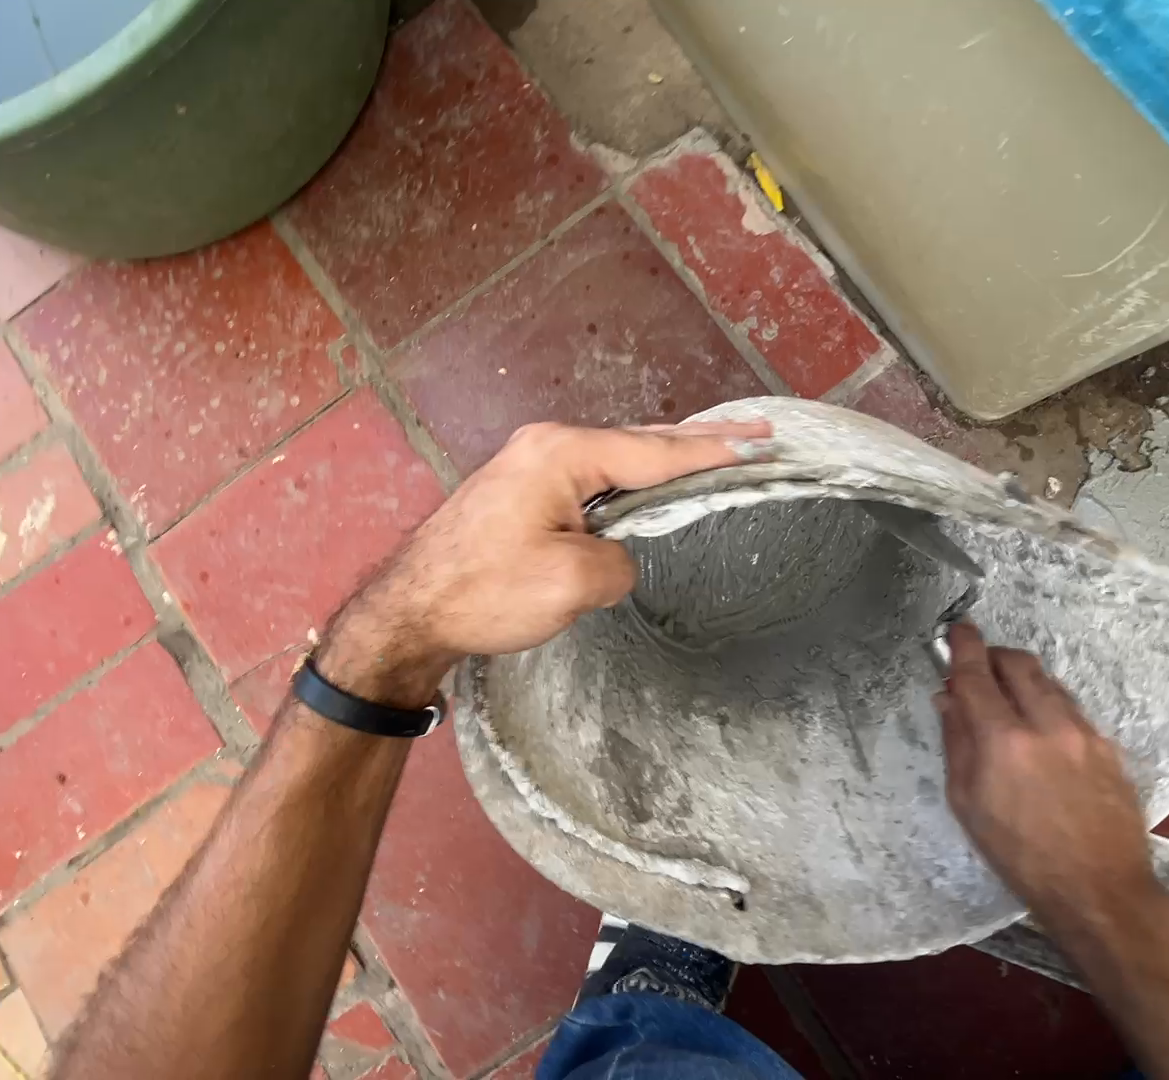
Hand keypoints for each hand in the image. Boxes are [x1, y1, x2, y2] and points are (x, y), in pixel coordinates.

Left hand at [315, 420, 770, 705]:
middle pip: (639, 441)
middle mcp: (547, 445)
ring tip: (715, 450)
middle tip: (754, 433)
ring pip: (615, 457)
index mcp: (562, 455)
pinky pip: (592, 475)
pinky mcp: (521, 489)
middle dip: (698, 440)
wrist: (409, 609)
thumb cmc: (484, 593)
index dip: (712, 453)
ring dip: (664, 457)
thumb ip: (619, 561)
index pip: (654, 452)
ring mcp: (530, 464)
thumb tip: (615, 553)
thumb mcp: (571, 584)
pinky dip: (630, 477)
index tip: (759, 445)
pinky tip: (648, 481)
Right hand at [936, 622, 1159, 926]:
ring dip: (1022, 678)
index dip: (962, 646)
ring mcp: (1085, 735)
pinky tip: (1040, 731)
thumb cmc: (1017, 851)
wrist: (1098, 889)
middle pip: (1019, 663)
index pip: (976, 675)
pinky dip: (1048, 704)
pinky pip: (1072, 708)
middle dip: (994, 655)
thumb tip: (948, 699)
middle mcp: (1047, 726)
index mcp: (1004, 741)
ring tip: (1008, 700)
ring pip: (1049, 681)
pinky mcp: (1109, 748)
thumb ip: (956, 741)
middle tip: (978, 667)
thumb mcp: (966, 800)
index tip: (955, 628)